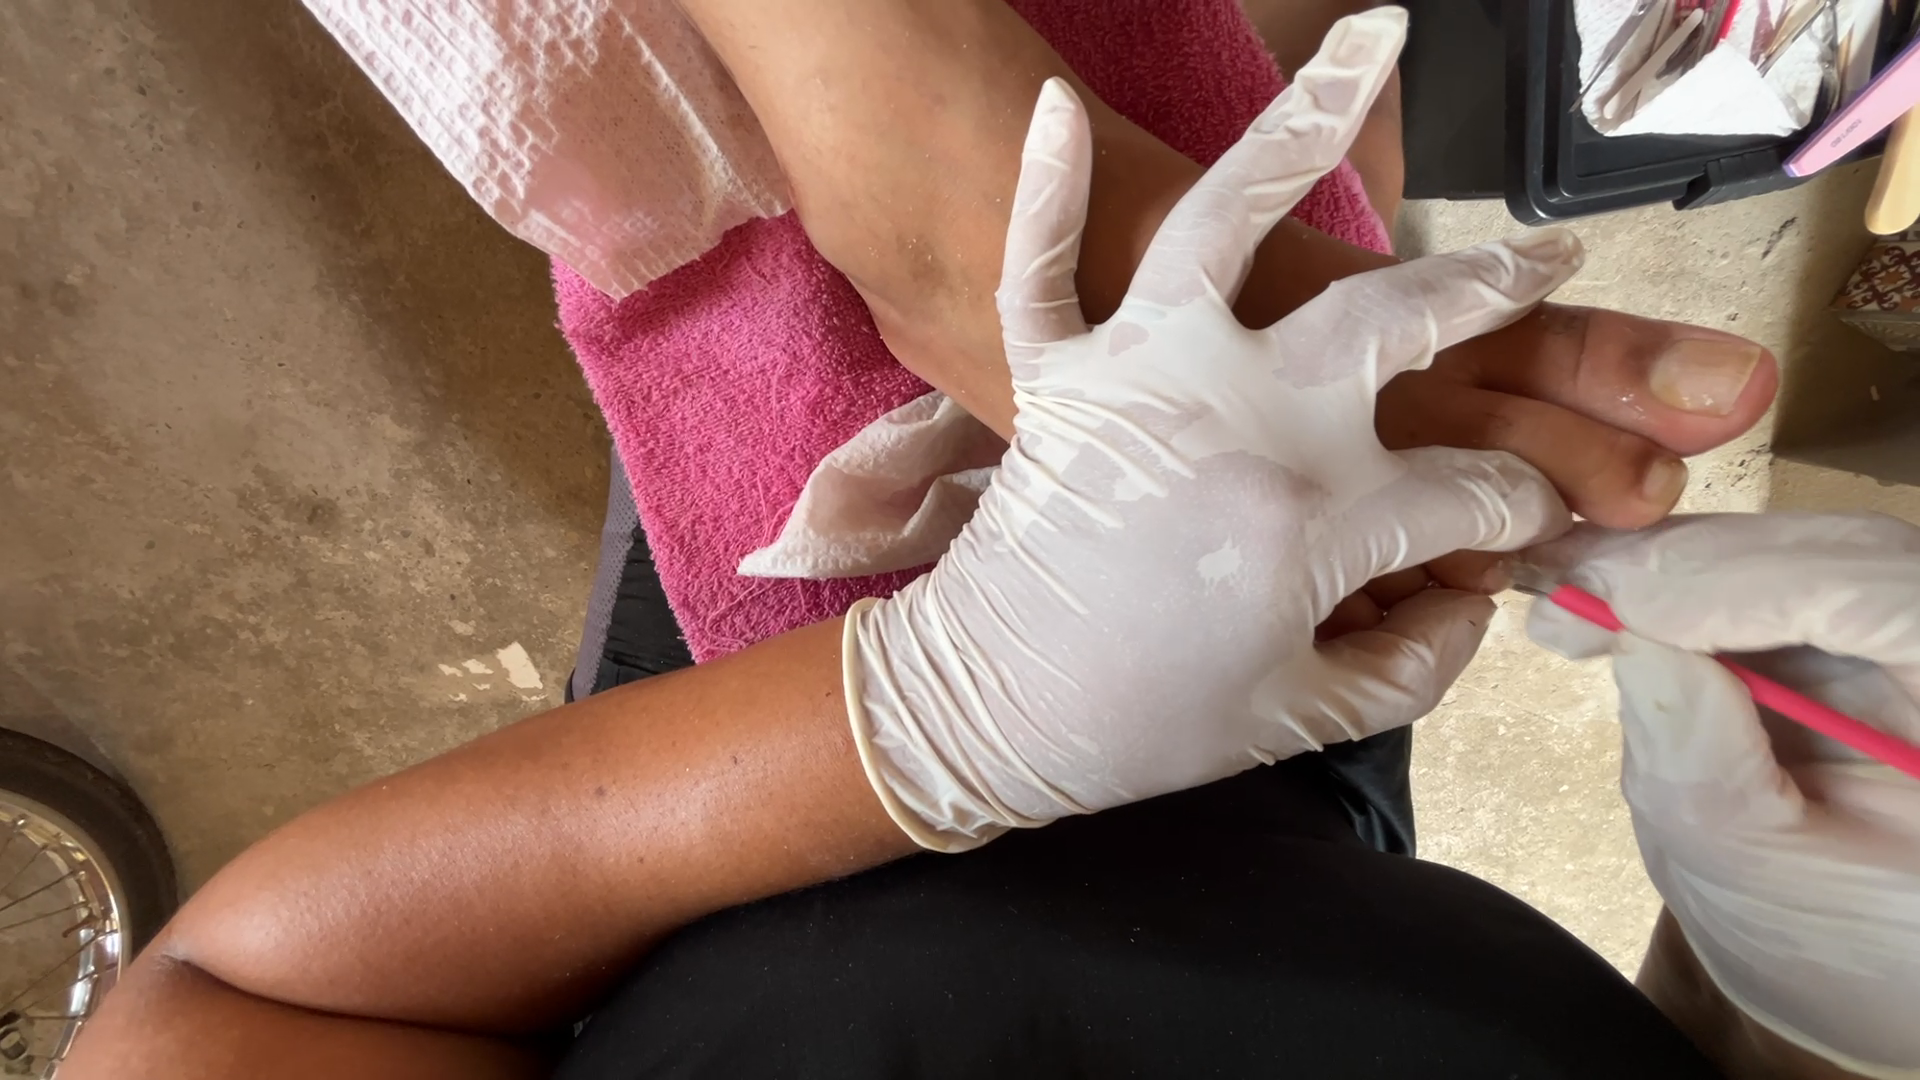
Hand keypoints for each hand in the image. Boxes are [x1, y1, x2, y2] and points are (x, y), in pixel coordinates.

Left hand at [846, 11, 1570, 849]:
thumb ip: (1416, 664)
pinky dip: (1039, 192)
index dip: (1513, 517)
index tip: (1514, 529)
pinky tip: (1060, 110)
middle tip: (1545, 265)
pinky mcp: (1052, 386)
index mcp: (1319, 524)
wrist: (991, 712)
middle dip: (1498, 292)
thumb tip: (1475, 601)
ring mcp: (1135, 385)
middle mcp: (1241, 425)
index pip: (1473, 495)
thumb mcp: (1302, 723)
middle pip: (1402, 324)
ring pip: (1223, 223)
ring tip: (1374, 39)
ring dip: (1302, 122)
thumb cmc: (1140, 728)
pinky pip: (1039, 270)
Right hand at [1527, 513, 1919, 1077]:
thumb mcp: (1735, 851)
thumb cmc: (1810, 931)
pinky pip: (1769, 567)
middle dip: (1681, 563)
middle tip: (1561, 586)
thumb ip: (1687, 740)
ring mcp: (1919, 633)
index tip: (1600, 600)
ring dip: (1664, 562)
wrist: (1847, 948)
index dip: (1737, 582)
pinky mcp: (1871, 625)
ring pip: (1797, 546)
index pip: (1888, 600)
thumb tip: (1612, 622)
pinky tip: (1604, 593)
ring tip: (1568, 595)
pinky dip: (1672, 574)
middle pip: (1839, 554)